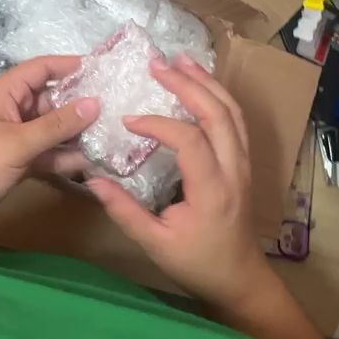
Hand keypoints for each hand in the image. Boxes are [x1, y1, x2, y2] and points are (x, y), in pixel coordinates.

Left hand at [0, 55, 100, 231]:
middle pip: (52, 100)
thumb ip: (57, 124)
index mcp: (5, 93)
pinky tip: (92, 163)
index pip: (42, 69)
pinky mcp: (17, 162)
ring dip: (77, 134)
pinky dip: (65, 157)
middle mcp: (12, 110)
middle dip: (81, 105)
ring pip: (53, 129)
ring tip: (113, 137)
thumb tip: (95, 103)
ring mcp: (15, 138)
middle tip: (118, 110)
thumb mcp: (17, 143)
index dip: (71, 66)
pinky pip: (47, 153)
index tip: (104, 69)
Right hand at [86, 53, 277, 311]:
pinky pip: (235, 119)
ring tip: (180, 60)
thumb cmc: (198, 263)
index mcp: (212, 189)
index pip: (190, 140)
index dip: (159, 124)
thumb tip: (93, 181)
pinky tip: (200, 82)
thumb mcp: (155, 244)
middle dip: (188, 84)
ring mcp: (243, 162)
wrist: (241, 278)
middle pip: (218, 113)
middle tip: (157, 65)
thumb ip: (125, 212)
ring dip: (206, 82)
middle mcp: (234, 168)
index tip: (130, 121)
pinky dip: (218, 95)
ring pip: (232, 111)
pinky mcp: (244, 161)